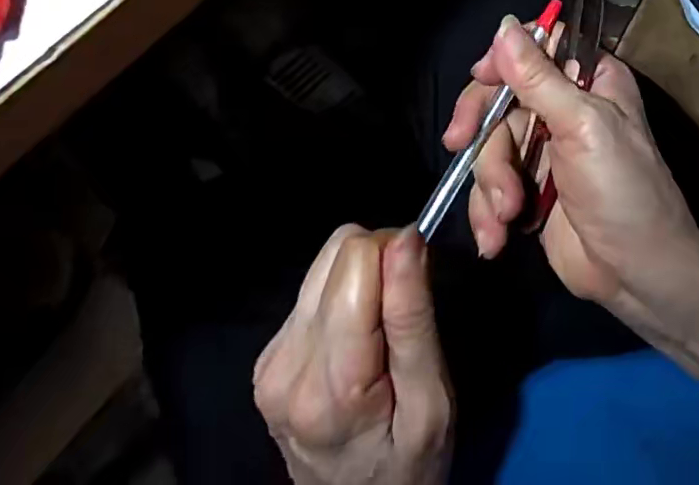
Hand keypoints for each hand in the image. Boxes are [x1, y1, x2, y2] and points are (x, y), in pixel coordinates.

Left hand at [253, 226, 452, 484]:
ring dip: (359, 279)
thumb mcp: (431, 404)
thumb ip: (413, 318)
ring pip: (323, 263)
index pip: (355, 258)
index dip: (394, 253)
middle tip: (404, 308)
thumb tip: (406, 237)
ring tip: (380, 328)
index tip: (418, 280)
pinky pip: (311, 290)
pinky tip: (356, 339)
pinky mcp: (266, 357)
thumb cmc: (408, 467)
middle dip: (379, 262)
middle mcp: (287, 364)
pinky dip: (341, 299)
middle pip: (337, 252)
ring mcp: (270, 361)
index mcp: (330, 382)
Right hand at [442, 14, 698, 334]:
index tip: (481, 77)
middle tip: (458, 143)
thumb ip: (538, 77)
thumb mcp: (582, 127)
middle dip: (483, 129)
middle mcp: (562, 106)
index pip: (535, 46)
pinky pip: (488, 180)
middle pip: (499, 95)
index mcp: (588, 80)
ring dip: (490, 181)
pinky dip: (487, 208)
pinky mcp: (526, 184)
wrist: (639, 279)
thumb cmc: (623, 191)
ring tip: (508, 213)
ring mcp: (541, 147)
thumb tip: (505, 24)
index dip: (502, 58)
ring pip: (489, 142)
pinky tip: (496, 236)